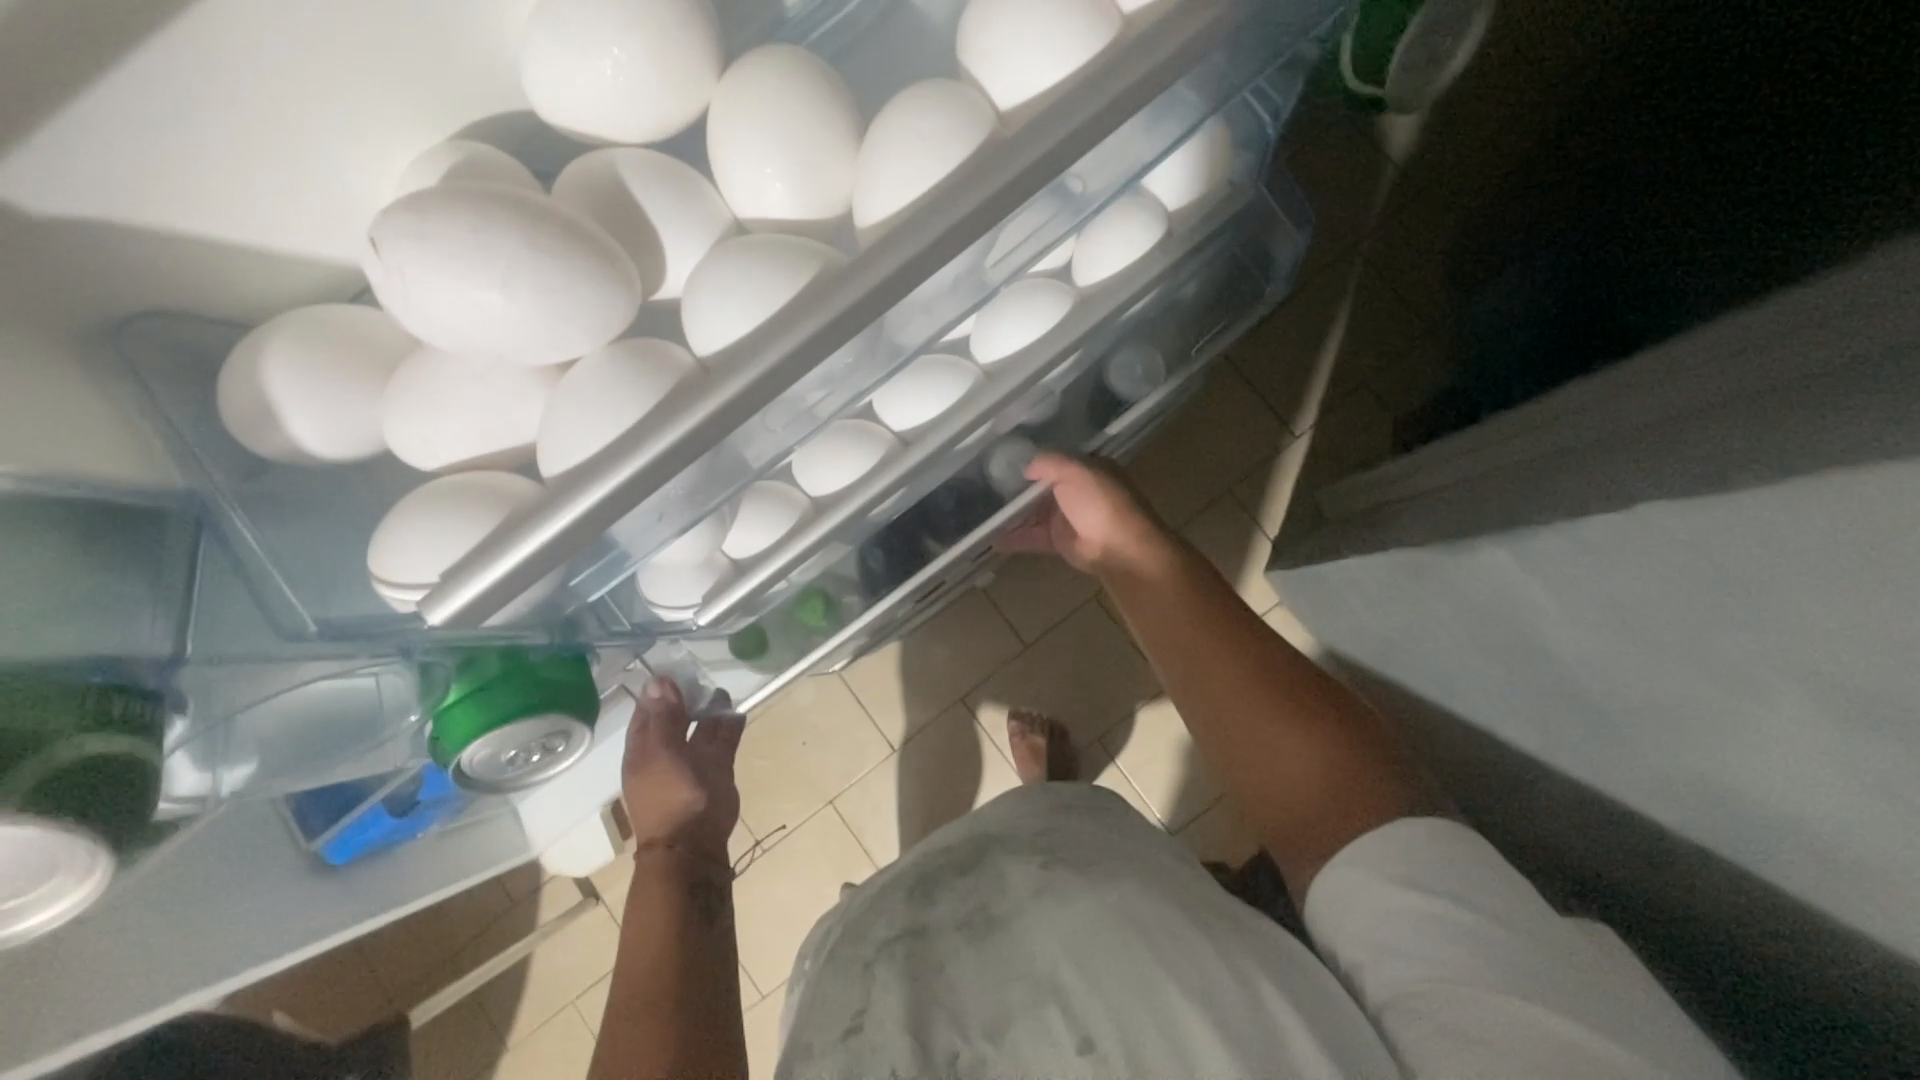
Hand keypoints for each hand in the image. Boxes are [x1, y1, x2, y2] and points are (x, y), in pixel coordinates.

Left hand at [621, 678, 743, 864]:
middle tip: (701, 672)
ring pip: (702, 728)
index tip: (674, 668)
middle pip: (676, 717)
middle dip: (686, 696)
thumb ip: (663, 717)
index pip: (648, 712)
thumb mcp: (660, 752)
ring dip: (710, 708)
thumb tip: (658, 680)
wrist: (693, 841)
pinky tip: (737, 709)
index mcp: (644, 750)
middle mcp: (667, 752)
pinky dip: (730, 725)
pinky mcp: (718, 769)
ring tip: (720, 688)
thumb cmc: (668, 796)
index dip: (658, 691)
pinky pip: (724, 741)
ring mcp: (693, 761)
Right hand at [997, 452, 1173, 576]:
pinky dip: (1015, 538)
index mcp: (1086, 469)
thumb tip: (1026, 466)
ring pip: (1035, 513)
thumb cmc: (1099, 502)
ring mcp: (1069, 517)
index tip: (1003, 461)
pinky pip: (1033, 537)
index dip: (1032, 461)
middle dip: (1017, 489)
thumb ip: (1048, 463)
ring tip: (982, 512)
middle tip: (985, 486)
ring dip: (1012, 514)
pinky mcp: (1061, 542)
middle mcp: (1077, 491)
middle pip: (1041, 488)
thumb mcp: (1074, 470)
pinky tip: (992, 538)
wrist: (1120, 548)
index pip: (1055, 461)